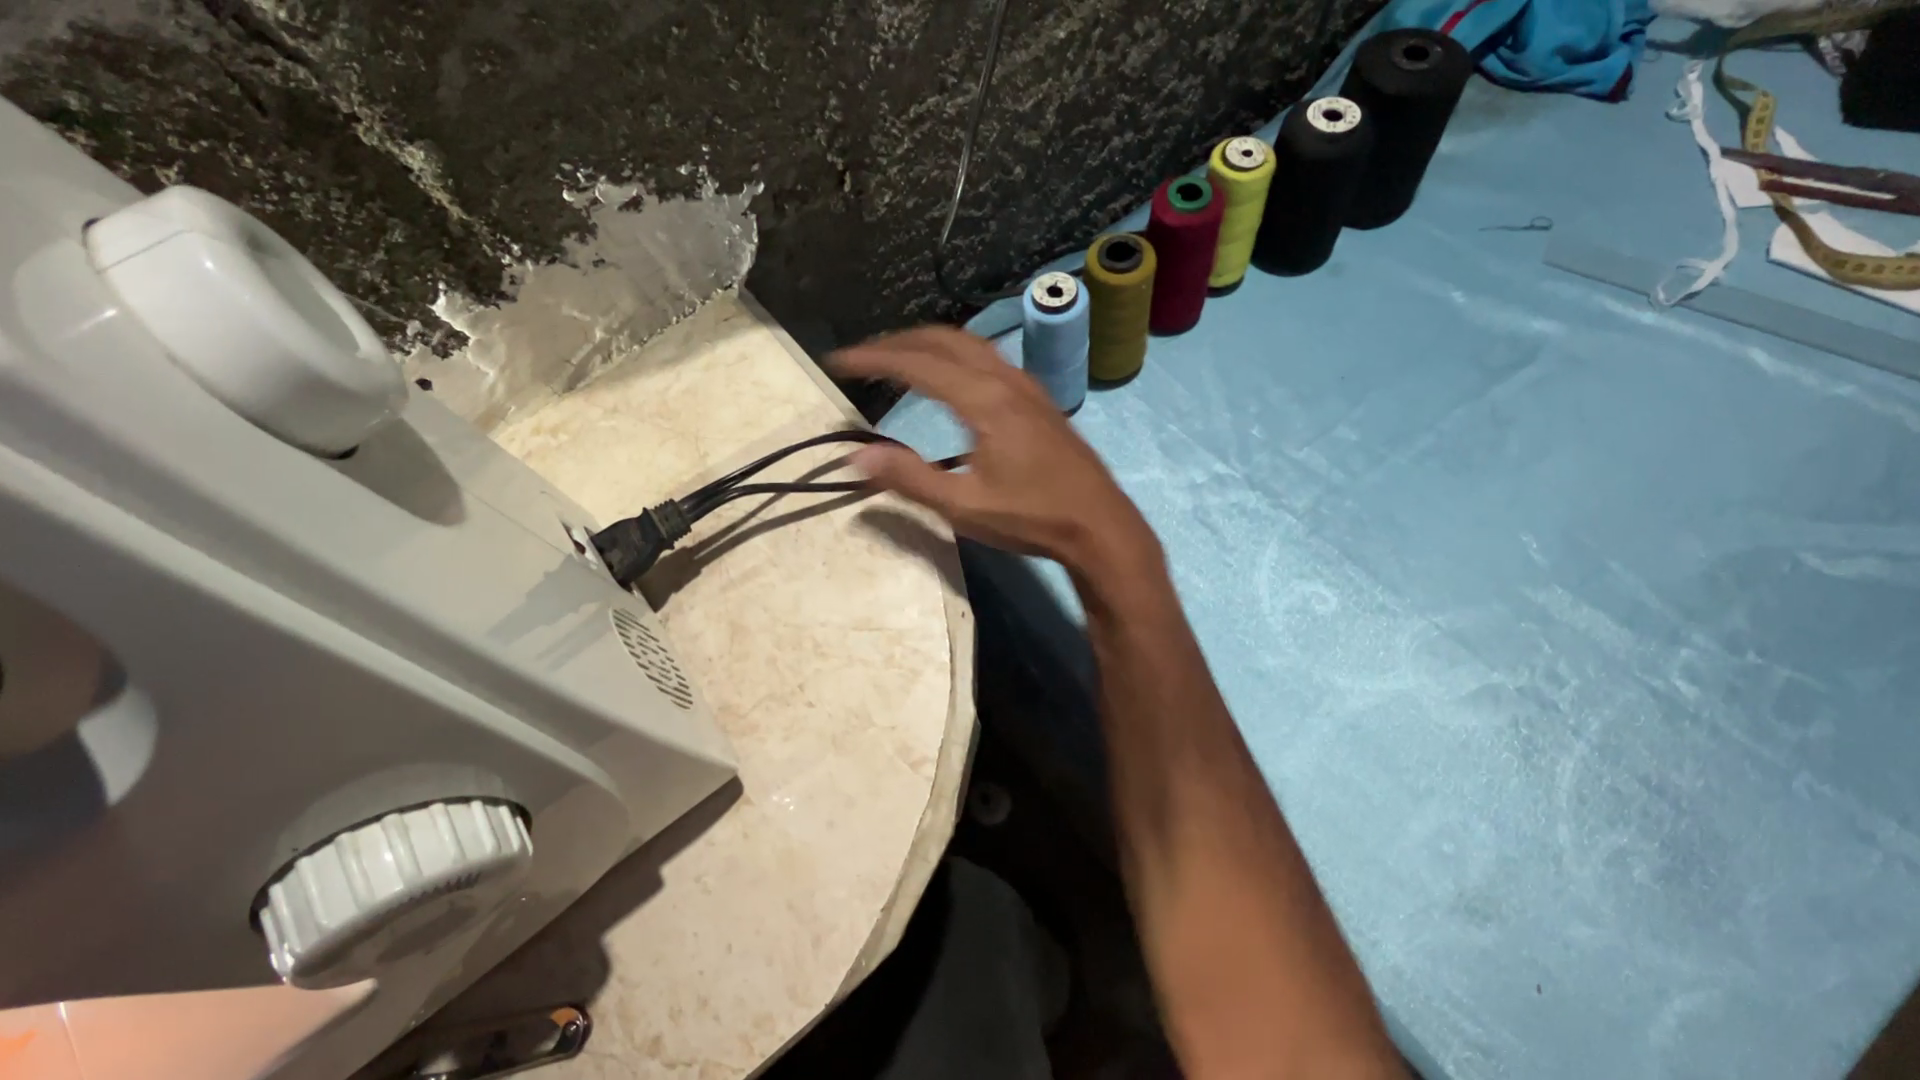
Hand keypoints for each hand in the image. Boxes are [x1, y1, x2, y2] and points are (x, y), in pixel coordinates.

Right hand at [832, 327, 1159, 575]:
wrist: (1101, 527)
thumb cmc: (1032, 518)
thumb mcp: (963, 506)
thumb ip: (909, 479)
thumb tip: (856, 457)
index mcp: (985, 400)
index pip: (917, 363)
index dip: (874, 358)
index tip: (839, 360)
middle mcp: (1006, 381)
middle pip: (945, 339)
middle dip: (899, 341)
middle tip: (864, 356)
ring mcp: (1028, 387)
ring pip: (971, 344)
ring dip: (930, 344)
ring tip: (900, 359)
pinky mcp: (1040, 400)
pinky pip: (990, 358)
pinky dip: (957, 355)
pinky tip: (952, 379)